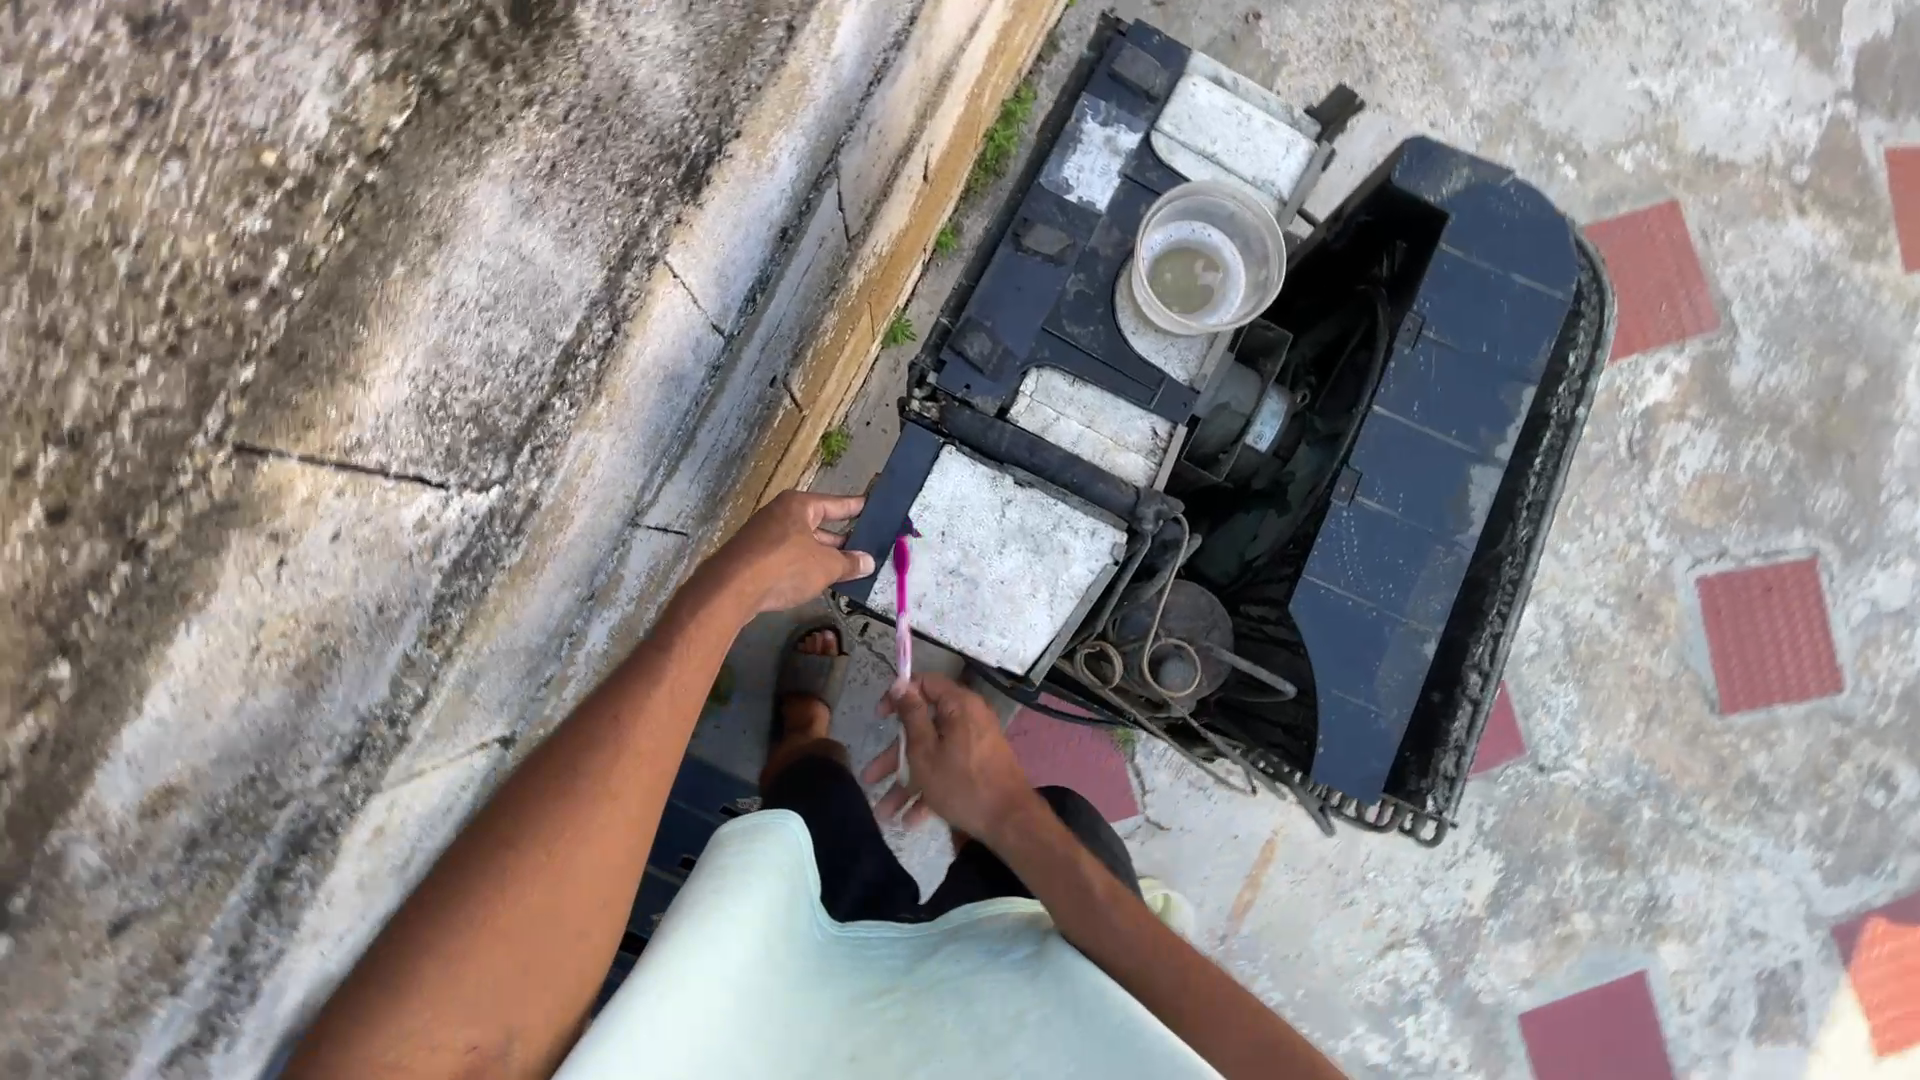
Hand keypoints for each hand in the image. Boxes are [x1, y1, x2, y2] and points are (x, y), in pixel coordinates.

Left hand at [702, 490, 873, 616]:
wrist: (731, 588)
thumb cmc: (785, 566)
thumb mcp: (826, 566)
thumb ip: (849, 563)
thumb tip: (868, 562)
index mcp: (799, 506)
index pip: (836, 504)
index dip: (856, 508)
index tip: (872, 508)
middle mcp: (780, 514)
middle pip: (819, 525)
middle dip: (842, 539)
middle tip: (867, 547)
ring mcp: (765, 536)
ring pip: (804, 543)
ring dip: (824, 556)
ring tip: (849, 568)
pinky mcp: (754, 558)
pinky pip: (788, 558)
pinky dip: (805, 566)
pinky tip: (819, 580)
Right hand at [864, 674, 1039, 842]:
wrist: (1010, 822)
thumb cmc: (962, 783)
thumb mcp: (925, 751)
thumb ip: (911, 716)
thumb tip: (901, 683)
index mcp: (959, 705)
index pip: (925, 683)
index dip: (899, 695)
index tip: (880, 716)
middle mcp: (969, 719)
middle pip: (924, 727)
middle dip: (894, 756)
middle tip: (871, 776)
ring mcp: (974, 744)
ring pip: (933, 755)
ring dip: (907, 782)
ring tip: (884, 812)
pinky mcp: (978, 766)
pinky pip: (948, 770)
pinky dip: (930, 790)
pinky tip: (910, 819)